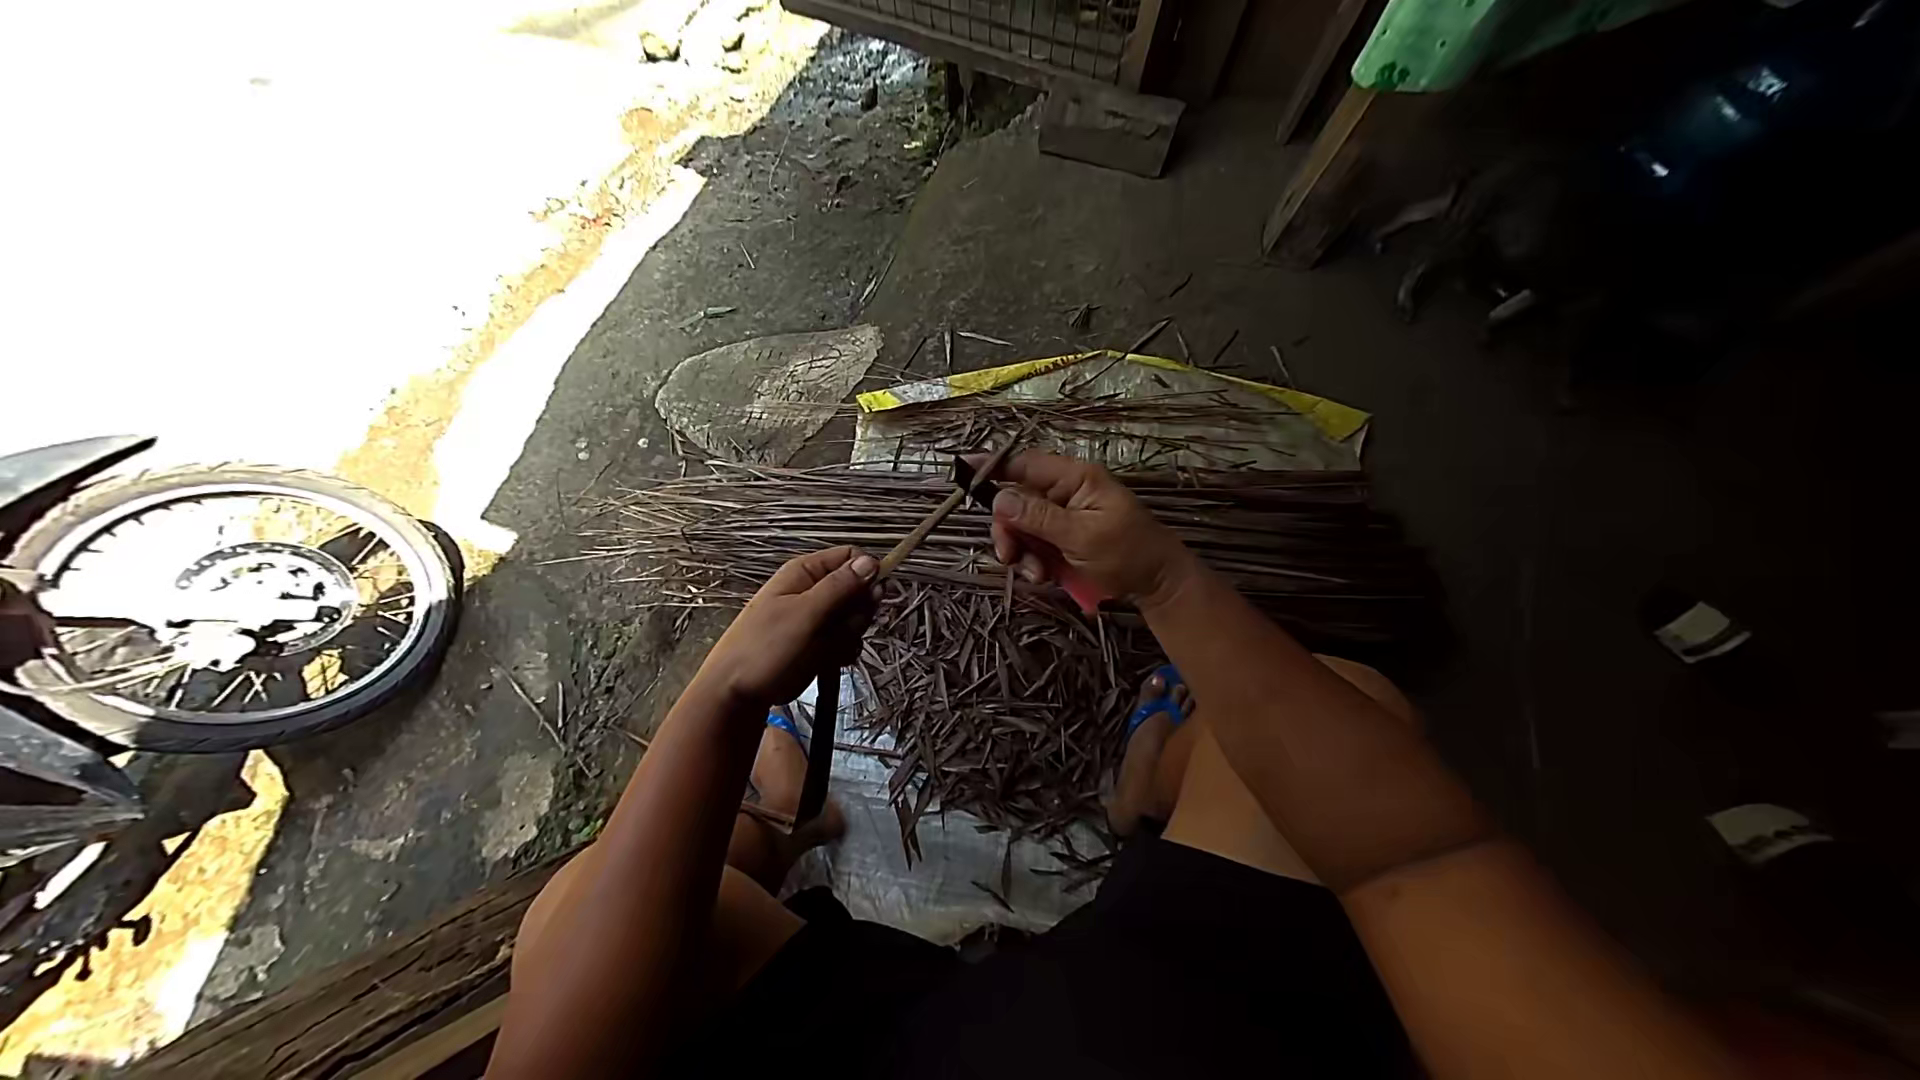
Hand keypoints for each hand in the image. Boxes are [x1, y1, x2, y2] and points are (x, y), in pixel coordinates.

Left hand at [694, 547, 878, 709]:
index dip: (868, 574)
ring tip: (827, 648)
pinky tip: (830, 660)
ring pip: (856, 618)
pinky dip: (844, 651)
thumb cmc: (764, 648)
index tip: (873, 597)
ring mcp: (818, 618)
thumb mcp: (804, 614)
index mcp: (806, 573)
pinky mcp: (821, 642)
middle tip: (840, 628)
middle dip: (857, 612)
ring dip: (850, 635)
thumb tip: (872, 561)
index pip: (851, 558)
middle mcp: (814, 591)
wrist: (737, 693)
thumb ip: (839, 587)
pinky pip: (848, 640)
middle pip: (859, 590)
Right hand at [983, 452, 1197, 609]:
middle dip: (1009, 529)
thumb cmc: (1129, 553)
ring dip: (1021, 551)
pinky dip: (1032, 563)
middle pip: (1015, 501)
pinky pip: (1032, 547)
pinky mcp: (1060, 541)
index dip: (993, 466)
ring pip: (1020, 527)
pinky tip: (1044, 577)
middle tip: (1009, 555)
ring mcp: (1061, 518)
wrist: (1156, 586)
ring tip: (1037, 573)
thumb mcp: (1083, 535)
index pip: (1025, 464)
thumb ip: (1039, 517)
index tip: (963, 470)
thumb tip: (998, 499)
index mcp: (1074, 479)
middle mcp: (1063, 494)